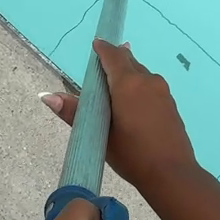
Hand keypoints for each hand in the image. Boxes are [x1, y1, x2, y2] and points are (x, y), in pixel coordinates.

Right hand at [41, 39, 197, 192]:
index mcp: (127, 83)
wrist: (173, 175)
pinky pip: (150, 84)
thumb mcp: (99, 135)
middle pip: (128, 61)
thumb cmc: (132, 155)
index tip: (95, 44)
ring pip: (141, 73)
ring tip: (116, 80)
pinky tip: (134, 99)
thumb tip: (46, 96)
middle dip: (115, 58)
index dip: (102, 48)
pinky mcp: (171, 102)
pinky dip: (139, 85)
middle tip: (103, 60)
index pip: (112, 56)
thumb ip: (73, 112)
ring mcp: (162, 91)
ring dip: (128, 72)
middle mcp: (146, 80)